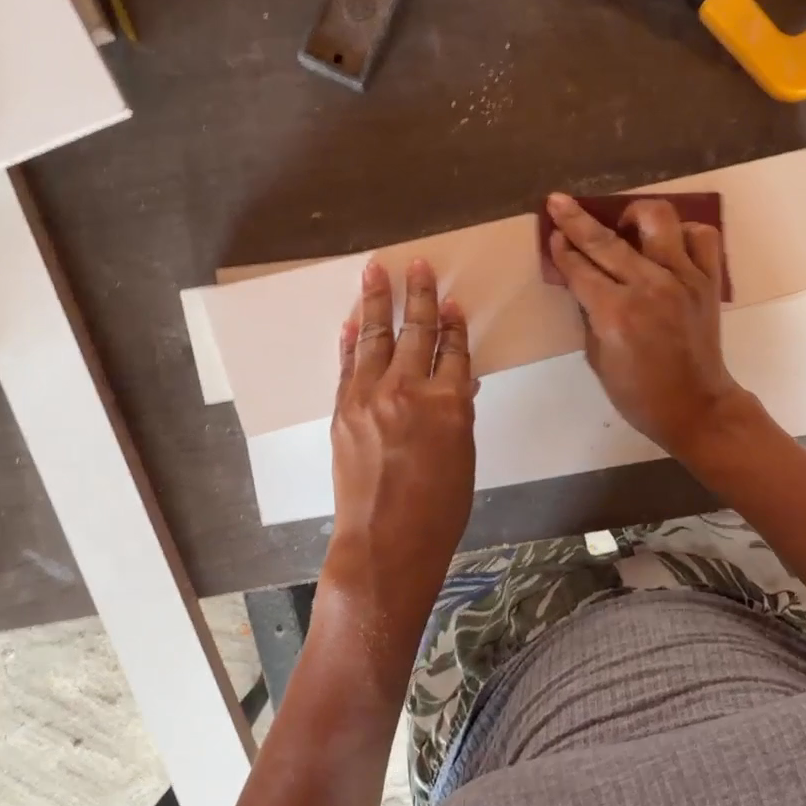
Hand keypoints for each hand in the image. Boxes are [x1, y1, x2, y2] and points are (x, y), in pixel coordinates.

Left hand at [327, 259, 477, 615]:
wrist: (385, 542)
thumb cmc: (440, 509)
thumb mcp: (463, 456)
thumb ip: (458, 415)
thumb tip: (456, 387)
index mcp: (449, 402)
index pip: (454, 350)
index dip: (455, 324)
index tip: (454, 300)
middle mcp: (409, 389)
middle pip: (417, 331)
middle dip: (419, 295)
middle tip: (418, 264)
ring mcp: (370, 396)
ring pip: (376, 337)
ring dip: (377, 301)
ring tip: (376, 270)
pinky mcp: (343, 409)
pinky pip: (348, 363)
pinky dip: (350, 340)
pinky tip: (352, 320)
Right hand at [546, 193, 756, 458]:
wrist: (696, 407)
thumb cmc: (640, 394)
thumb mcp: (599, 358)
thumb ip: (589, 314)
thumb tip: (581, 281)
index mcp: (616, 314)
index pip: (580, 268)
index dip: (563, 249)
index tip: (553, 232)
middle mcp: (649, 288)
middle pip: (607, 240)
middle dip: (576, 220)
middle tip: (560, 203)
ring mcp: (684, 280)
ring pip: (659, 221)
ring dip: (635, 215)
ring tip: (625, 224)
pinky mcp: (708, 281)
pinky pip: (701, 238)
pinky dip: (684, 232)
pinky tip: (668, 242)